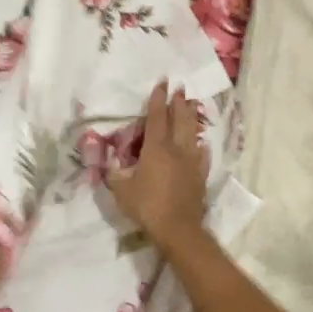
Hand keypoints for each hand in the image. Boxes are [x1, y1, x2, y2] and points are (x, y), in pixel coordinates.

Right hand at [108, 80, 210, 251]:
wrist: (178, 228)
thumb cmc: (147, 206)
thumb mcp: (121, 190)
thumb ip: (114, 173)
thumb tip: (110, 164)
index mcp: (156, 148)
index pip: (157, 117)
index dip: (158, 99)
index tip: (162, 83)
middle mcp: (177, 149)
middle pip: (180, 119)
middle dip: (179, 102)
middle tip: (180, 88)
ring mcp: (192, 162)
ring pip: (193, 133)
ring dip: (191, 117)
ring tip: (191, 105)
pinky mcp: (200, 176)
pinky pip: (202, 155)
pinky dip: (200, 146)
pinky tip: (201, 143)